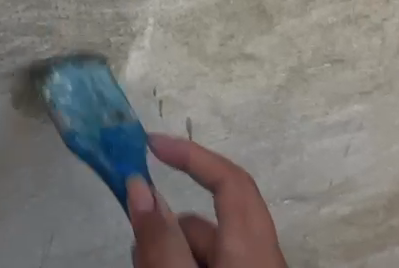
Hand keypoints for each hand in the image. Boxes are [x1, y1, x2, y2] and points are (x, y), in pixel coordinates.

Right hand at [128, 135, 287, 267]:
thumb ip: (160, 237)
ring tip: (146, 267)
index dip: (191, 154)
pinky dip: (179, 263)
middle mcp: (262, 259)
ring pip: (201, 246)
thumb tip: (137, 183)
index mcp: (255, 251)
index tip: (148, 143)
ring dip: (167, 248)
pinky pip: (205, 263)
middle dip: (165, 224)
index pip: (232, 181)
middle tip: (136, 241)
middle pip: (206, 221)